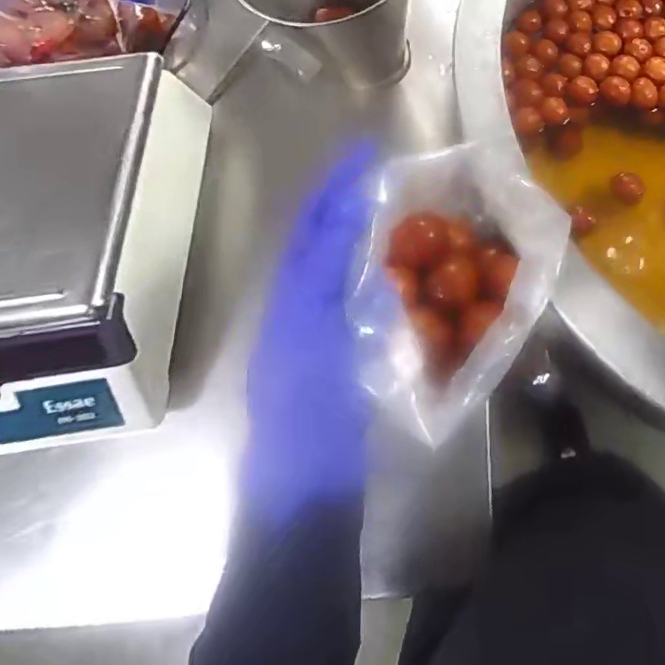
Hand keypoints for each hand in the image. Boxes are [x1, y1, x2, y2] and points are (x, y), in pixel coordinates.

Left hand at [242, 141, 378, 522]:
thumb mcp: (332, 370)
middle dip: (335, 202)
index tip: (362, 155)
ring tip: (374, 203)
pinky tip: (376, 268)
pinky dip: (350, 271)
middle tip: (368, 167)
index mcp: (291, 311)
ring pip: (320, 269)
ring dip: (342, 231)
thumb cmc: (317, 441)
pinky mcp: (317, 362)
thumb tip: (368, 260)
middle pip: (311, 245)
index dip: (336, 193)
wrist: (299, 509)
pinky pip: (331, 299)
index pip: (314, 236)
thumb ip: (347, 310)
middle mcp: (289, 316)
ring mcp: (301, 340)